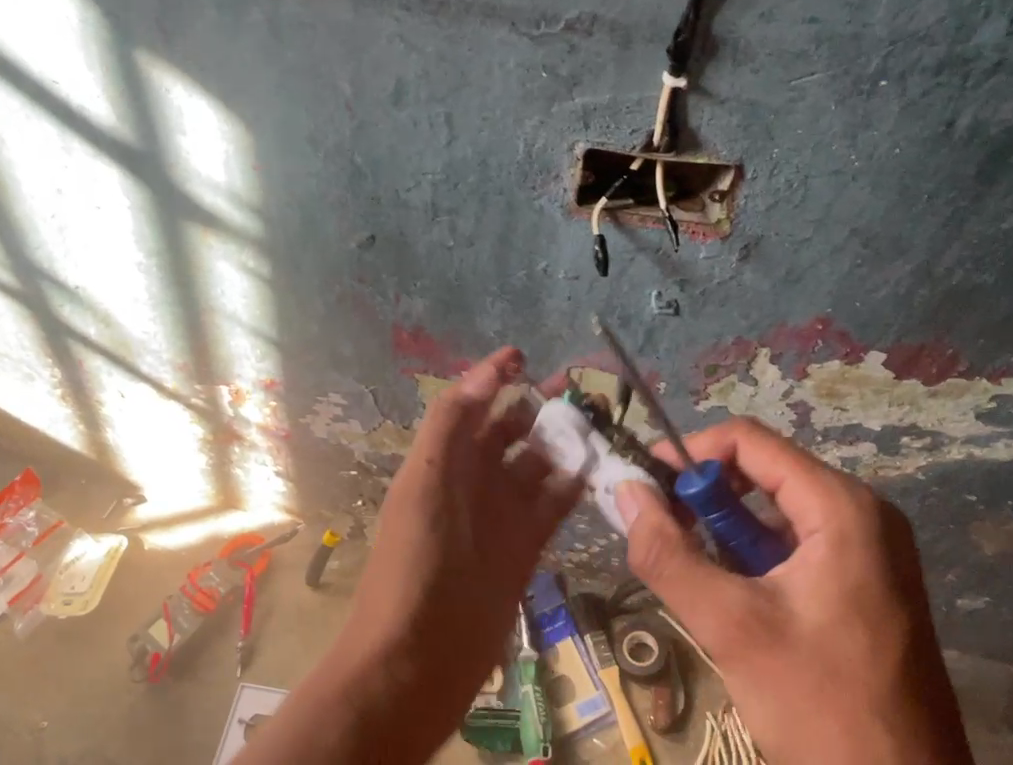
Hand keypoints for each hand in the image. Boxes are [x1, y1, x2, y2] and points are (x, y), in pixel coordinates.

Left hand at [238, 347, 580, 764]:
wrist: (416, 657)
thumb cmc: (413, 561)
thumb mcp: (425, 480)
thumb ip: (454, 421)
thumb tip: (490, 369)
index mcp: (442, 460)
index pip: (471, 404)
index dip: (494, 377)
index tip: (525, 354)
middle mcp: (471, 481)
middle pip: (508, 431)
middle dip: (538, 406)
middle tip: (581, 390)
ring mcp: (499, 515)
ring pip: (536, 465)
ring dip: (562, 444)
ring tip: (599, 422)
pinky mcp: (524, 548)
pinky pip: (552, 505)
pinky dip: (572, 484)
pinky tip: (597, 467)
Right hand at [616, 418, 972, 764]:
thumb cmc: (822, 706)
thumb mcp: (731, 628)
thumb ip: (668, 555)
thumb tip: (624, 492)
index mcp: (841, 506)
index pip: (748, 441)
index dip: (688, 453)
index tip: (644, 486)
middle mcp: (861, 512)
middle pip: (762, 473)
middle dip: (703, 497)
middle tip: (659, 534)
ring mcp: (869, 550)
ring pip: (775, 512)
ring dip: (724, 532)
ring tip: (691, 575)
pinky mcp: (866, 583)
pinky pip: (796, 544)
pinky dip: (753, 558)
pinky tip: (732, 600)